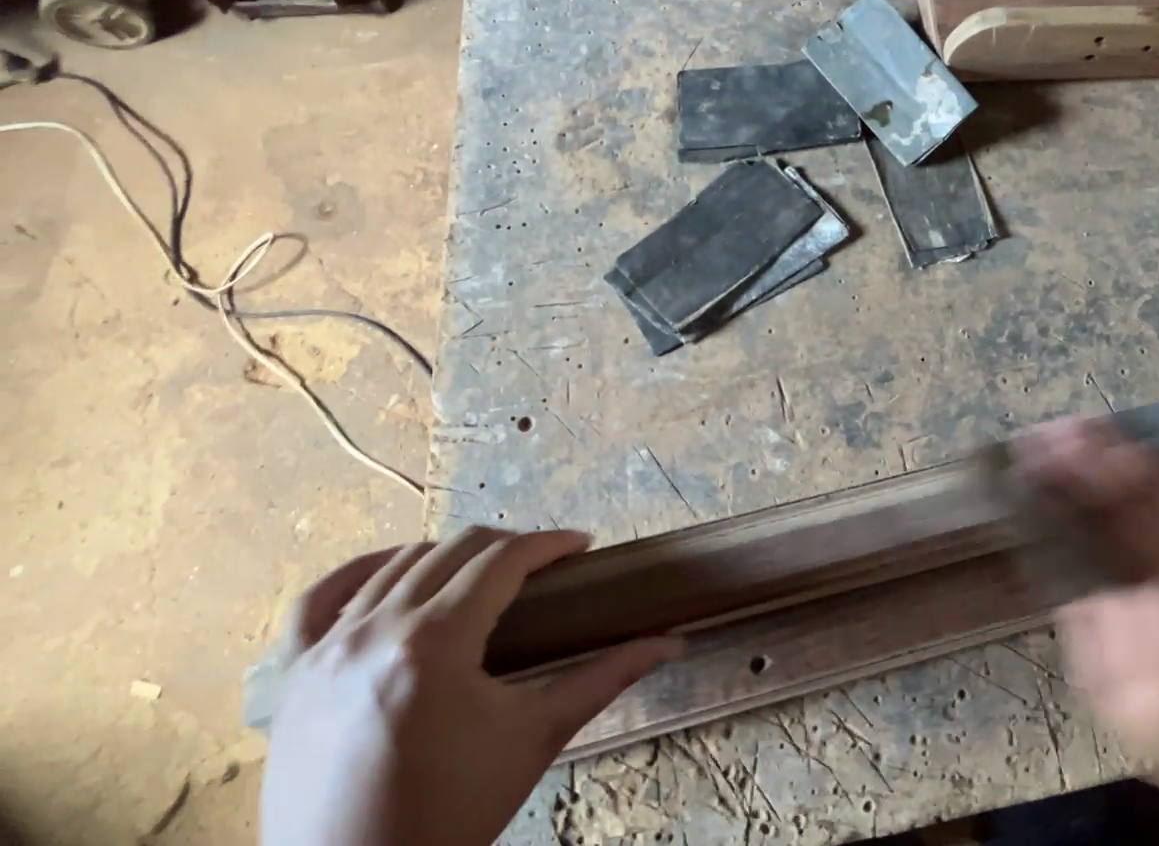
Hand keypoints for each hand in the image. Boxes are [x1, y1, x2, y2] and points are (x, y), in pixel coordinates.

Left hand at [259, 528, 682, 845]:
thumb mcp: (536, 738)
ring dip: (450, 555)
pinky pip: (318, 599)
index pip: (503, 560)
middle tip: (546, 564)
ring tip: (487, 572)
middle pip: (454, 550)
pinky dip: (361, 571)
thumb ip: (605, 679)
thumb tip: (670, 643)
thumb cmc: (453, 810)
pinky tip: (392, 570)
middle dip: (509, 544)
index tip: (583, 546)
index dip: (550, 543)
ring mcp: (325, 650)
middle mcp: (375, 631)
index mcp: (436, 643)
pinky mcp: (293, 674)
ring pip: (396, 564)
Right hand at [1018, 420, 1158, 845]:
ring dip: (1131, 453)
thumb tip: (1060, 561)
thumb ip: (1086, 623)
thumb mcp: (1111, 689)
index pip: (1111, 519)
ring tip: (1096, 427)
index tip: (1043, 452)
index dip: (1075, 479)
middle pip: (1144, 492)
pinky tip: (1144, 452)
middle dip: (1098, 453)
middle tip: (1060, 427)